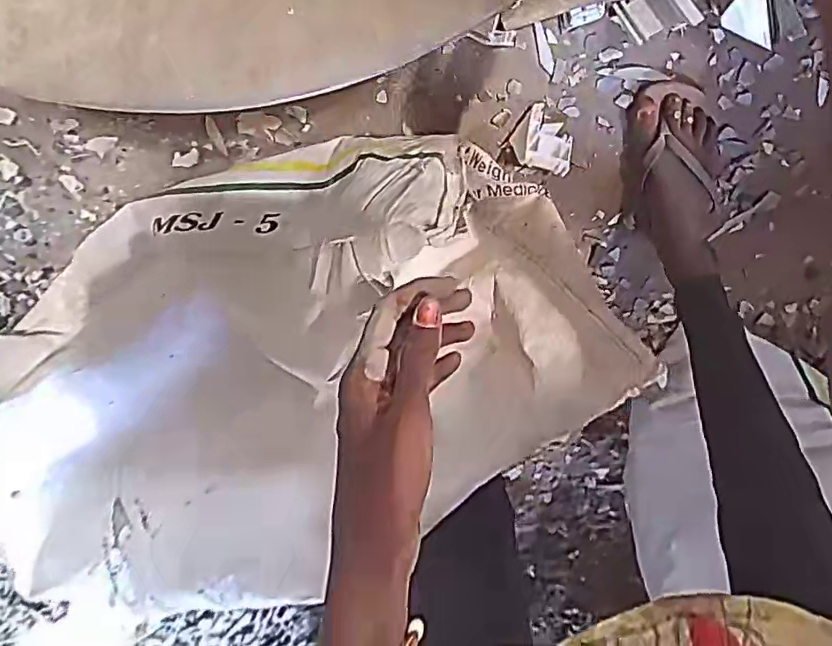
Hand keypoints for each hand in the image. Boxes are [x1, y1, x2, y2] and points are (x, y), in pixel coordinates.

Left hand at [323, 283, 474, 645]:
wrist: (376, 544)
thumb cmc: (390, 480)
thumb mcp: (410, 411)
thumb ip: (420, 356)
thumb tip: (428, 306)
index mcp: (363, 373)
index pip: (388, 314)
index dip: (420, 294)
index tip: (454, 288)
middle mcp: (366, 382)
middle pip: (398, 330)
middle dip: (430, 309)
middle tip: (466, 300)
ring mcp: (377, 403)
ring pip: (408, 354)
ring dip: (435, 336)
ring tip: (468, 328)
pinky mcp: (390, 422)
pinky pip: (413, 380)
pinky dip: (433, 365)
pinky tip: (453, 361)